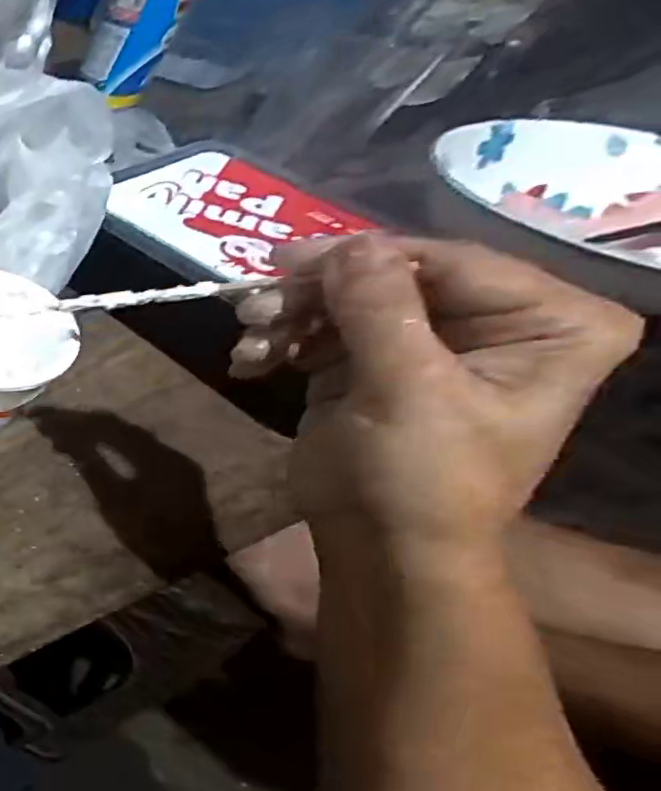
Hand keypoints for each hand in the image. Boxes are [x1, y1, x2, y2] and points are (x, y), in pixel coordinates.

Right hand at [232, 235, 640, 546]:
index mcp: (544, 324)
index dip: (364, 258)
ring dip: (285, 323)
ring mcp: (419, 348)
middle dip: (311, 297)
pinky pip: (316, 338)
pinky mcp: (363, 372)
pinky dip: (278, 346)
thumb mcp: (406, 390)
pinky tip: (248, 365)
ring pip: (341, 307)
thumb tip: (346, 244)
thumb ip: (381, 311)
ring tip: (245, 346)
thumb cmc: (418, 476)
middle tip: (249, 310)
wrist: (379, 545)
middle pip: (386, 282)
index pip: (449, 264)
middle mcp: (488, 326)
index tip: (282, 260)